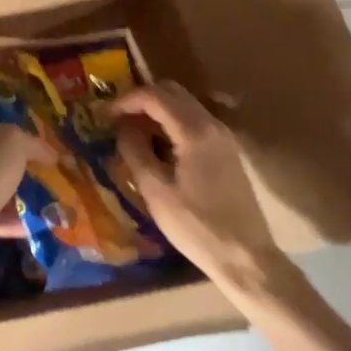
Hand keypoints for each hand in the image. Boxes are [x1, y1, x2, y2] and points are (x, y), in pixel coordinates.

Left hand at [0, 111, 51, 268]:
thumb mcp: (13, 143)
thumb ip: (33, 142)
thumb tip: (50, 151)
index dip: (12, 121)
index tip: (36, 134)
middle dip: (19, 162)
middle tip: (46, 171)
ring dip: (19, 194)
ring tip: (47, 202)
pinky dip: (12, 219)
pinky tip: (36, 226)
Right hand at [113, 82, 283, 279]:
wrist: (246, 258)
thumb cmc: (196, 226)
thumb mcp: (156, 190)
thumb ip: (135, 151)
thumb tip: (122, 128)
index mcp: (194, 132)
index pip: (154, 97)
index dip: (125, 100)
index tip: (104, 115)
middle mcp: (212, 125)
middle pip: (172, 92)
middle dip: (141, 99)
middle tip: (117, 119)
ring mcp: (223, 137)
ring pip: (185, 104)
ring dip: (157, 109)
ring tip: (132, 131)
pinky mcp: (227, 151)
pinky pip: (194, 121)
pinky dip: (172, 121)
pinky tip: (157, 145)